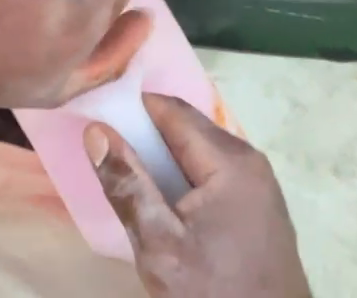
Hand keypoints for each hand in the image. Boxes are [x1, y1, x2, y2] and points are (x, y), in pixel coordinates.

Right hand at [86, 94, 310, 297]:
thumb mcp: (159, 248)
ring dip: (163, 159)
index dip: (131, 108)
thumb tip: (96, 130)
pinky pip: (213, 174)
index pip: (171, 109)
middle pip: (186, 128)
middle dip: (145, 135)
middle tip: (108, 156)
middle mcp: (251, 161)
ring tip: (130, 181)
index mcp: (230, 161)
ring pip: (198, 151)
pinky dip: (184, 178)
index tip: (96, 118)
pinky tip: (164, 205)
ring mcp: (260, 186)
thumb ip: (127, 185)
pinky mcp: (260, 210)